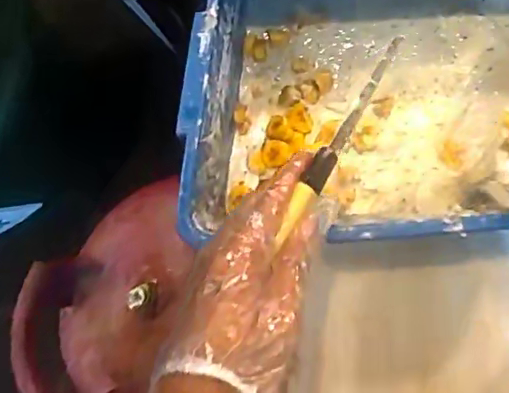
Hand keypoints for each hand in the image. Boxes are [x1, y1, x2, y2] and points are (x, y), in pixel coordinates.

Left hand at [154, 153, 320, 392]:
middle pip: (250, 205)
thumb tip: (306, 219)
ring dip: (263, 201)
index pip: (269, 201)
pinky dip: (250, 221)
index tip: (309, 154)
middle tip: (303, 169)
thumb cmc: (246, 354)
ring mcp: (204, 266)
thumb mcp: (281, 311)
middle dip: (277, 184)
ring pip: (237, 220)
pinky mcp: (200, 282)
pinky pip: (229, 236)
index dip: (290, 176)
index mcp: (240, 253)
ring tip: (286, 191)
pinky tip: (261, 227)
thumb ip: (293, 261)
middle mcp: (217, 250)